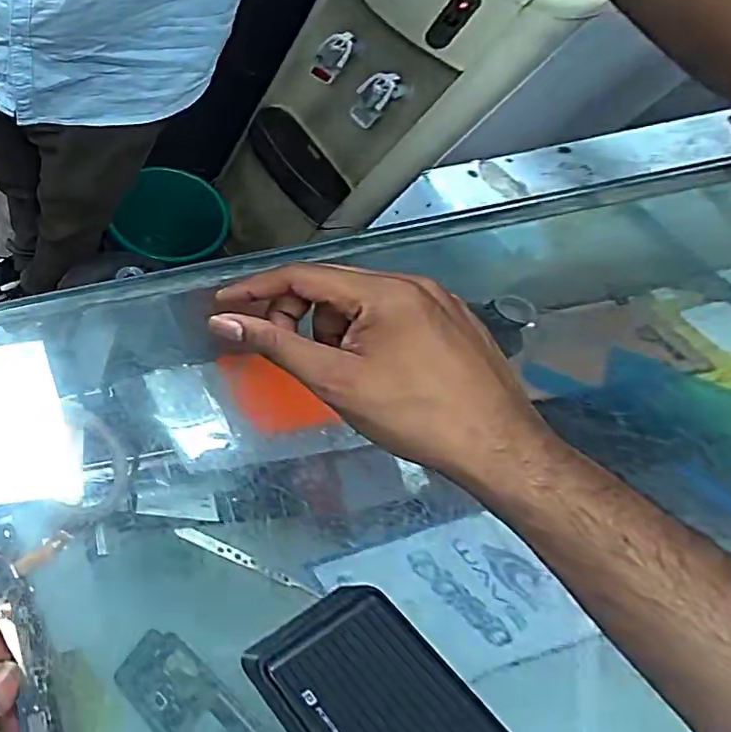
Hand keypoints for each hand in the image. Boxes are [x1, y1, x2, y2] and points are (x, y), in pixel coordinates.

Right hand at [209, 264, 557, 482]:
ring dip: (329, 325)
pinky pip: (386, 310)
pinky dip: (360, 330)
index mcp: (385, 292)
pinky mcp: (452, 321)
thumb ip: (273, 342)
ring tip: (333, 364)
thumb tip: (223, 321)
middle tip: (279, 344)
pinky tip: (366, 364)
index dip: (256, 288)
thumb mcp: (333, 378)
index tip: (224, 302)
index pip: (301, 275)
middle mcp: (412, 284)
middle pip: (329, 284)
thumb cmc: (415, 416)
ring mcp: (437, 301)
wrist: (506, 456)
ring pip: (357, 299)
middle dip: (294, 311)